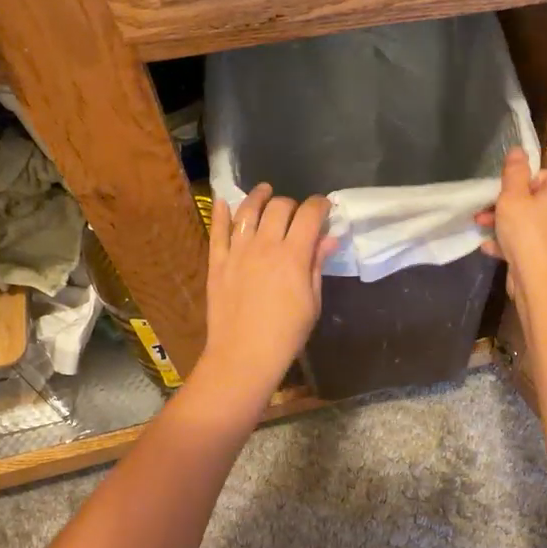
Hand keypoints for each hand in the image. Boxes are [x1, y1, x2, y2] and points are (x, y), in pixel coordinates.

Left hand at [198, 183, 336, 403]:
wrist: (244, 355)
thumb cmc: (287, 334)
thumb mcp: (312, 301)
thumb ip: (317, 265)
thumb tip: (329, 239)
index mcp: (293, 256)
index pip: (309, 215)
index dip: (320, 205)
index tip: (324, 207)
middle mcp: (265, 245)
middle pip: (279, 207)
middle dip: (293, 204)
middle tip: (297, 214)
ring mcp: (237, 251)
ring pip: (248, 210)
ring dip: (259, 197)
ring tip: (265, 192)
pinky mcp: (217, 261)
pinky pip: (217, 229)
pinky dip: (221, 211)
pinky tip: (224, 201)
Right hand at [476, 147, 546, 300]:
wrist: (535, 277)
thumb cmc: (525, 230)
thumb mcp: (514, 195)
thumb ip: (514, 172)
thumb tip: (519, 150)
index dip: (529, 175)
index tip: (510, 181)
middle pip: (531, 199)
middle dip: (505, 200)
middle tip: (487, 203)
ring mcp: (545, 237)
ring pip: (521, 221)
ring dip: (499, 221)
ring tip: (479, 223)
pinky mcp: (535, 256)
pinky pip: (517, 243)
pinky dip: (502, 243)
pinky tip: (486, 246)